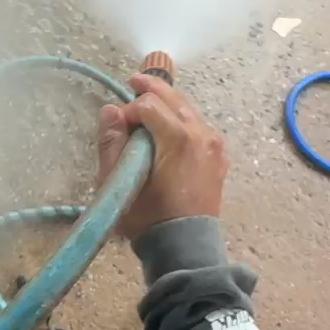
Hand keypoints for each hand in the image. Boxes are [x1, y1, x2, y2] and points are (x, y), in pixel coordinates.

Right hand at [97, 74, 226, 240]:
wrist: (184, 247)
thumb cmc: (147, 217)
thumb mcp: (119, 183)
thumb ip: (112, 143)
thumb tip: (111, 110)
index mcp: (178, 137)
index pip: (149, 104)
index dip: (130, 109)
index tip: (118, 124)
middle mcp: (201, 134)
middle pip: (173, 98)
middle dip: (151, 90)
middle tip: (133, 82)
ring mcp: (213, 146)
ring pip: (188, 111)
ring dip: (167, 104)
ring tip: (148, 103)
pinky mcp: (218, 158)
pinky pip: (198, 129)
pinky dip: (181, 122)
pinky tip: (168, 128)